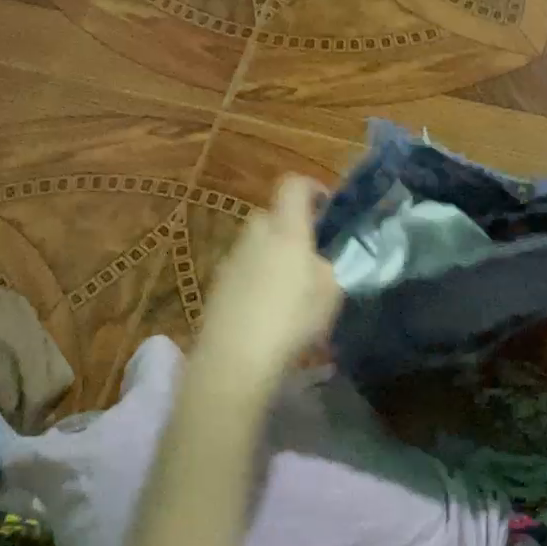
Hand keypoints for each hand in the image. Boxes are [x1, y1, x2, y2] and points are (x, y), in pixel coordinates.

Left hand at [195, 175, 343, 382]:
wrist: (235, 358)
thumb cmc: (291, 321)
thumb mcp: (330, 294)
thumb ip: (326, 269)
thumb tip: (315, 262)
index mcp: (287, 232)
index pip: (293, 186)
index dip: (310, 187)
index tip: (325, 203)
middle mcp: (255, 237)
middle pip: (271, 217)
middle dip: (290, 229)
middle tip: (308, 257)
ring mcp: (231, 261)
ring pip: (256, 246)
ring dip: (271, 256)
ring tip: (289, 291)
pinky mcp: (216, 286)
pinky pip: (243, 271)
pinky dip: (256, 281)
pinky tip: (267, 312)